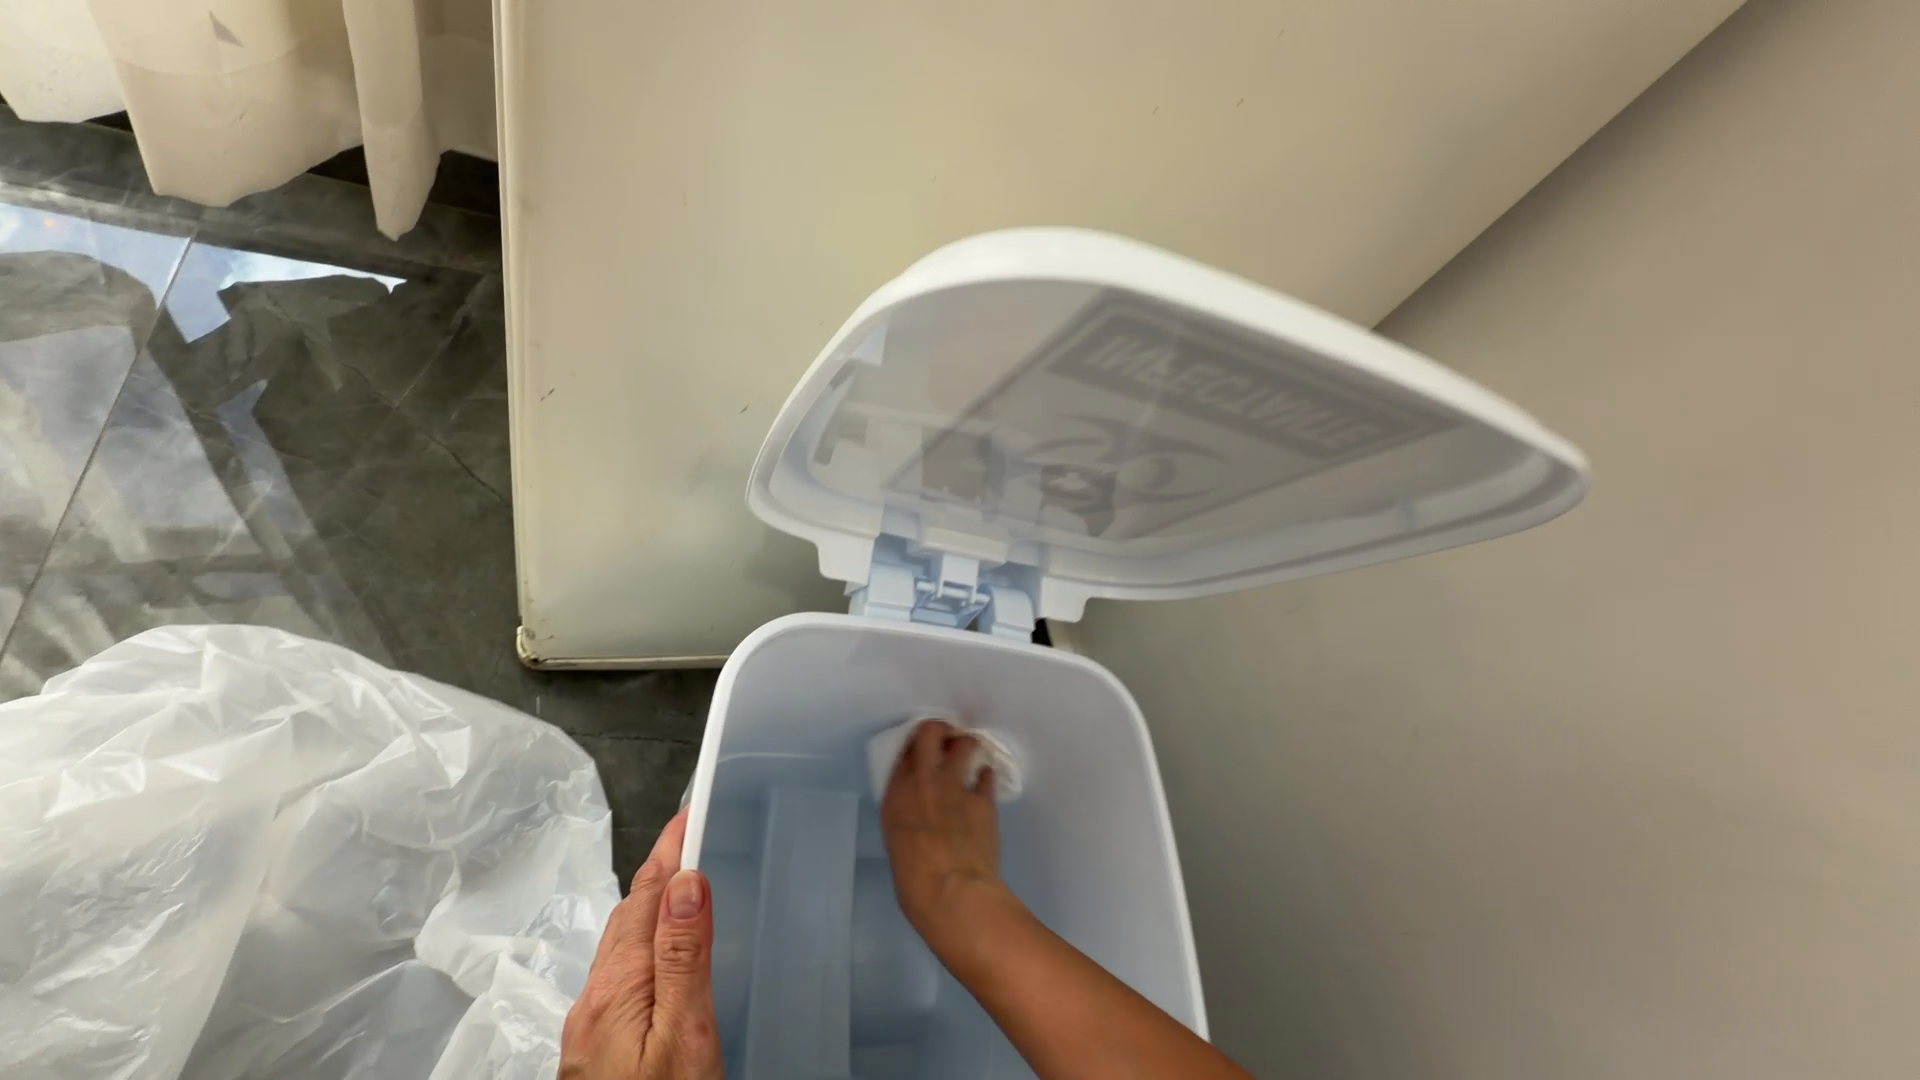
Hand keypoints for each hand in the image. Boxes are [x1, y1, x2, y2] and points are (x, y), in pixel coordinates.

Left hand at [559, 809, 722, 1079]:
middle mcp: (594, 1000)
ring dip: (651, 902)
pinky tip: (665, 951)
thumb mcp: (683, 1037)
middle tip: (695, 836)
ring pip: (622, 942)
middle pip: (628, 914)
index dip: (669, 850)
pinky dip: (646, 939)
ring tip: (684, 880)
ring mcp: (591, 1025)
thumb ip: (681, 958)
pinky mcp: (597, 1048)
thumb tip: (686, 882)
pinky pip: (623, 970)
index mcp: (616, 988)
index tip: (691, 812)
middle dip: (660, 869)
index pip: (645, 896)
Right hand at [879, 719, 1010, 949]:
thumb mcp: (898, 845)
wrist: (954, 894)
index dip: (914, 747)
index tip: (921, 752)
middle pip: (930, 732)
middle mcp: (923, 781)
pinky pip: (987, 776)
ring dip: (968, 747)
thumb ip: (908, 819)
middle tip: (948, 739)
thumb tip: (920, 818)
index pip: (903, 751)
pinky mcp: (983, 799)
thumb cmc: (915, 884)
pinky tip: (986, 783)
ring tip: (971, 757)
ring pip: (965, 744)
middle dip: (941, 730)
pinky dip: (986, 777)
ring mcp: (955, 786)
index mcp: (896, 796)